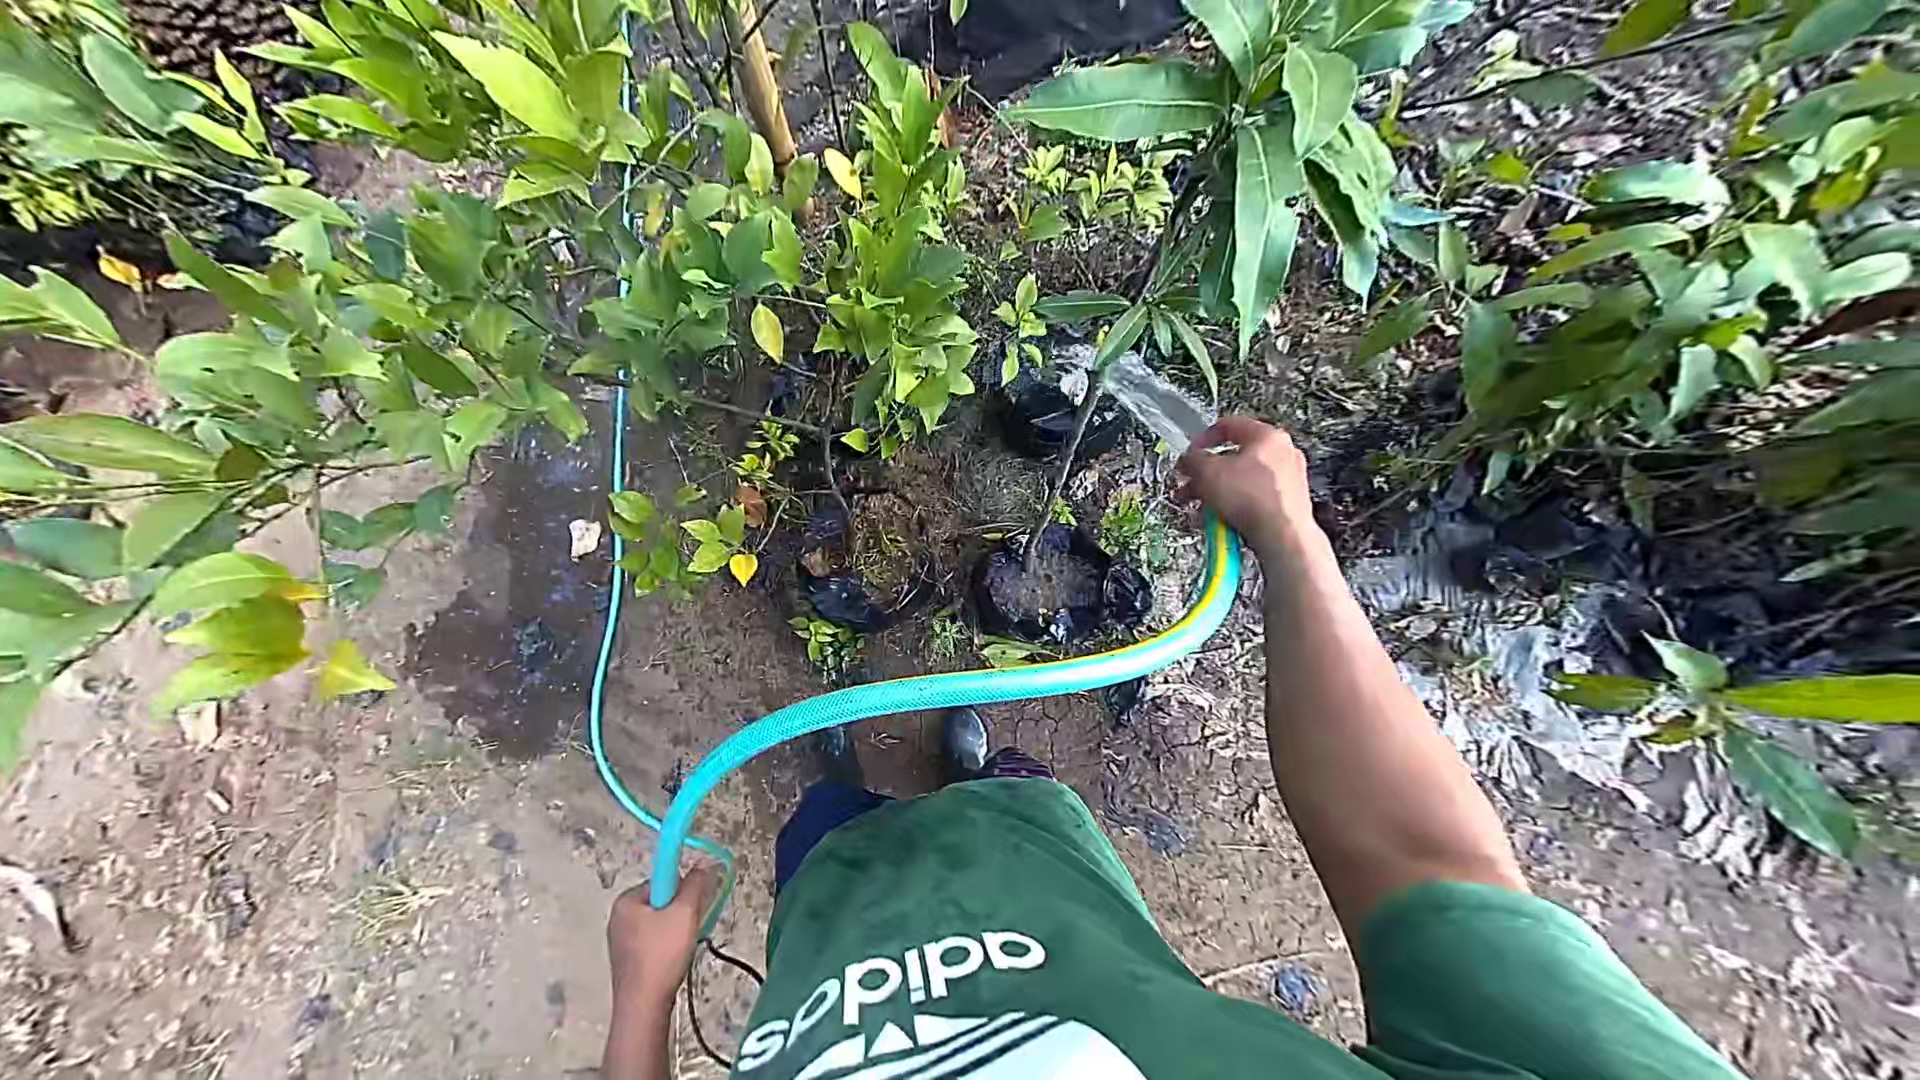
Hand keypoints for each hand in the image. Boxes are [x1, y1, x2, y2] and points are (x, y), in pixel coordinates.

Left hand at [606, 863, 719, 1009]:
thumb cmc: (662, 954)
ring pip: (661, 920)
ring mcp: (621, 940)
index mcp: (626, 901)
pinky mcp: (628, 959)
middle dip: (681, 909)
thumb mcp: (686, 911)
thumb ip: (695, 882)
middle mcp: (619, 917)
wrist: (644, 1008)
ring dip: (677, 927)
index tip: (691, 906)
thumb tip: (701, 866)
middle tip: (689, 926)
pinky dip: (668, 943)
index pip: (663, 878)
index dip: (682, 889)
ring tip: (682, 945)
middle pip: (663, 899)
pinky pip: (655, 938)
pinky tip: (674, 957)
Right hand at [1176, 416, 1321, 558]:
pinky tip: (1218, 521)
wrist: (1282, 536)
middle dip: (1205, 475)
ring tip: (1199, 509)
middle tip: (1189, 486)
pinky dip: (1233, 507)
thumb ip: (1192, 460)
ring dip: (1215, 494)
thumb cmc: (1253, 499)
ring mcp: (1288, 479)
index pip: (1228, 425)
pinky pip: (1252, 500)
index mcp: (1267, 436)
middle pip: (1233, 458)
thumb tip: (1188, 460)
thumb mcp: (1207, 472)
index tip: (1190, 454)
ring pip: (1241, 481)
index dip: (1202, 439)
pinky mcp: (1287, 503)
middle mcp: (1282, 453)